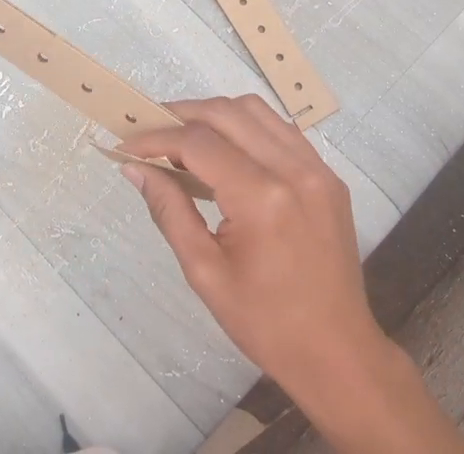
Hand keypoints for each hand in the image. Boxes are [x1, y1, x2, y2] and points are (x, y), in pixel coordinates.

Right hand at [120, 96, 463, 453]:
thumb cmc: (265, 322)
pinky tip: (226, 151)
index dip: (155, 138)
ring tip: (183, 138)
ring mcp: (318, 169)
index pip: (197, 143)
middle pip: (226, 112)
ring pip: (256, 111)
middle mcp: (294, 171)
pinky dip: (246, 128)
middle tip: (148, 133)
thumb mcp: (204, 271)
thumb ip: (169, 210)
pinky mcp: (328, 177)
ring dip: (214, 115)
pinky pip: (281, 130)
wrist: (337, 352)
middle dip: (180, 115)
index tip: (125, 146)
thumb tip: (135, 168)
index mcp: (262, 198)